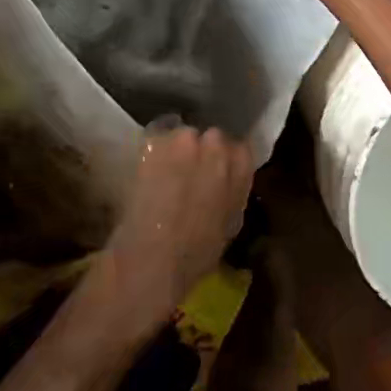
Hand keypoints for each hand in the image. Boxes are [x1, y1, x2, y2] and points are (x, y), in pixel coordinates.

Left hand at [104, 126, 255, 316]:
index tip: (219, 172)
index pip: (240, 149)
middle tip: (192, 173)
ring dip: (179, 150)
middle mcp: (215, 145)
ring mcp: (183, 141)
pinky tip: (149, 170)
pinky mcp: (153, 143)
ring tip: (168, 172)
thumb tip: (226, 181)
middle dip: (204, 152)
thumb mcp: (229, 223)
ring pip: (183, 136)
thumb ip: (232, 192)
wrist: (155, 255)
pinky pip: (157, 139)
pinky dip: (155, 151)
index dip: (228, 160)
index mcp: (239, 166)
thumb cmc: (198, 252)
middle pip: (212, 137)